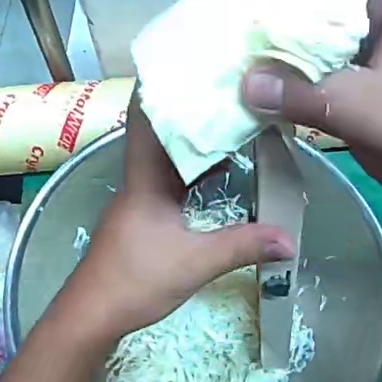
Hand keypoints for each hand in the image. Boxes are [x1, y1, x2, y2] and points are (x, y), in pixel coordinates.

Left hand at [51, 103, 295, 343]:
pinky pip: (167, 182)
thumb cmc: (135, 279)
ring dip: (189, 143)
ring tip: (225, 123)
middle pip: (159, 135)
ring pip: (164, 160)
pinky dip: (188, 173)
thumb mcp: (195, 262)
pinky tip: (212, 176)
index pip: (146, 122)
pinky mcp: (140, 220)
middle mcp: (138, 183)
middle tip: (221, 92)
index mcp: (145, 180)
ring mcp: (137, 201)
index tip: (183, 66)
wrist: (91, 314)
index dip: (159, 91)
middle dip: (187, 113)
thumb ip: (242, 246)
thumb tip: (290, 238)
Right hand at [240, 0, 381, 198]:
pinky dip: (290, 71)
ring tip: (233, 46)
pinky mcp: (359, 74)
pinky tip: (255, 78)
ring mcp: (371, 43)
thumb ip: (311, 96)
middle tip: (231, 19)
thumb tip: (245, 82)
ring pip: (317, 29)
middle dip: (279, 6)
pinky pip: (317, 62)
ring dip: (280, 41)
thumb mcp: (378, 113)